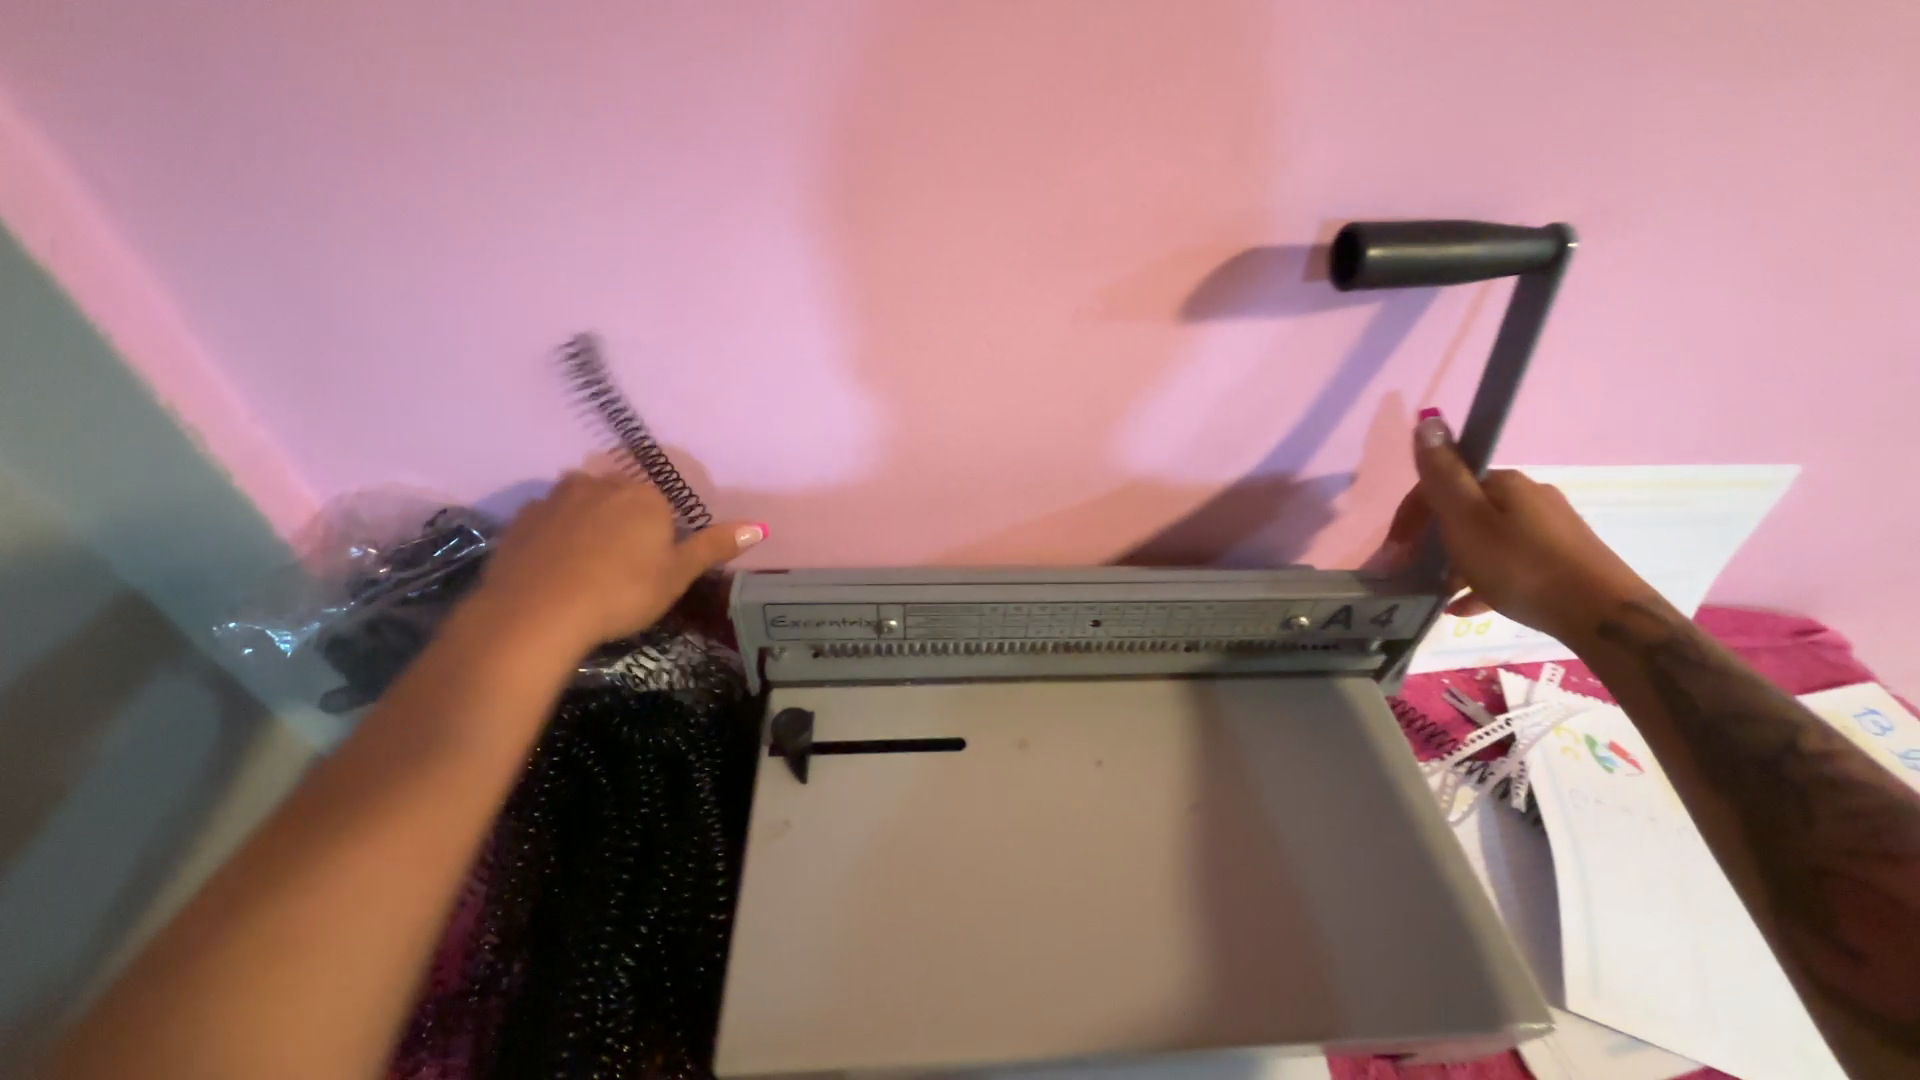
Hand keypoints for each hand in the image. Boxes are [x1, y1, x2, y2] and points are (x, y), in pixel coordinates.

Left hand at [474, 471, 766, 653]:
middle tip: (623, 567)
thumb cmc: (621, 593)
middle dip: (626, 523)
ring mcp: (556, 497)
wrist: (538, 613)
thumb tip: (760, 526)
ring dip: (589, 523)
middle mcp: (602, 483)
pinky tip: (555, 568)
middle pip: (622, 497)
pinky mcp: (522, 518)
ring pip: (583, 503)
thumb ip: (713, 547)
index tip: (653, 566)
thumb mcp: (677, 576)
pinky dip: (555, 535)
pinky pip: (549, 519)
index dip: (661, 534)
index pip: (662, 504)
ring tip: (587, 565)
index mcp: (645, 496)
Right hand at [1378, 411, 1649, 641]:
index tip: (1395, 551)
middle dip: (1430, 540)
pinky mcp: (1560, 559)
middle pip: (1462, 512)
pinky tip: (1464, 606)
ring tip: (1438, 593)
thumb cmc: (1521, 566)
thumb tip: (1428, 419)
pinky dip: (1479, 581)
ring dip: (1453, 563)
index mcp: (1503, 483)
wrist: (1600, 614)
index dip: (1410, 515)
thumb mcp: (1467, 519)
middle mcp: (1528, 497)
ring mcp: (1547, 528)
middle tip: (1410, 572)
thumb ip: (1442, 473)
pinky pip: (1506, 565)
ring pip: (1483, 540)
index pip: (1441, 484)